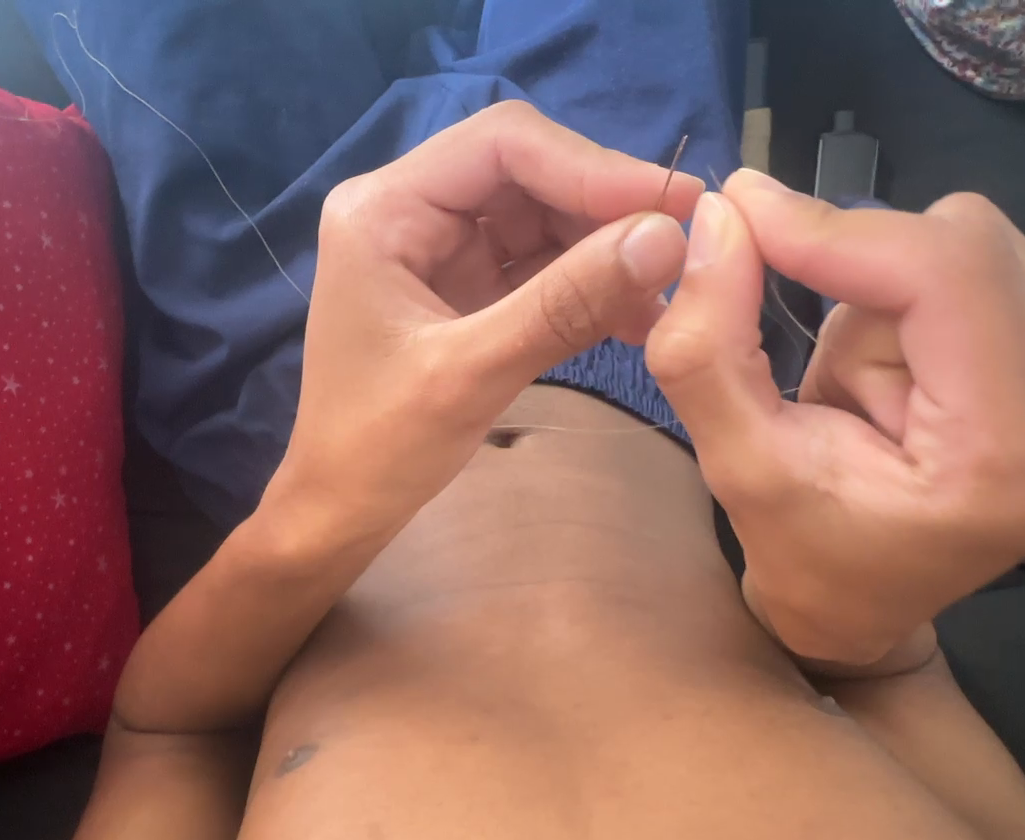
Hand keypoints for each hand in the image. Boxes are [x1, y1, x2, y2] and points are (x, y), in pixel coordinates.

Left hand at [268, 100, 699, 545]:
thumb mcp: (471, 373)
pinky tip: (630, 317)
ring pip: (539, 225)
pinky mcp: (461, 292)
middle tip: (680, 251)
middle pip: (527, 178)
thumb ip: (564, 305)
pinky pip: (535, 271)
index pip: (503, 147)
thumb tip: (666, 239)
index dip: (593, 168)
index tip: (674, 202)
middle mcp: (410, 214)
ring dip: (602, 255)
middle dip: (603, 213)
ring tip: (662, 298)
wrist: (344, 507)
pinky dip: (583, 290)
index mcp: (385, 211)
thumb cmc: (381, 447)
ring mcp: (437, 253)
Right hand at [646, 171, 1024, 665]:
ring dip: (884, 310)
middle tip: (820, 384)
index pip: (946, 272)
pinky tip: (904, 392)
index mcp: (1018, 454)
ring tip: (862, 405)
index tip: (742, 210)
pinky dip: (918, 313)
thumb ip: (708, 350)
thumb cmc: (803, 558)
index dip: (835, 229)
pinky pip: (992, 274)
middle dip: (858, 293)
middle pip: (964, 248)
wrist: (864, 607)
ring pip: (973, 254)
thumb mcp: (737, 467)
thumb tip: (720, 215)